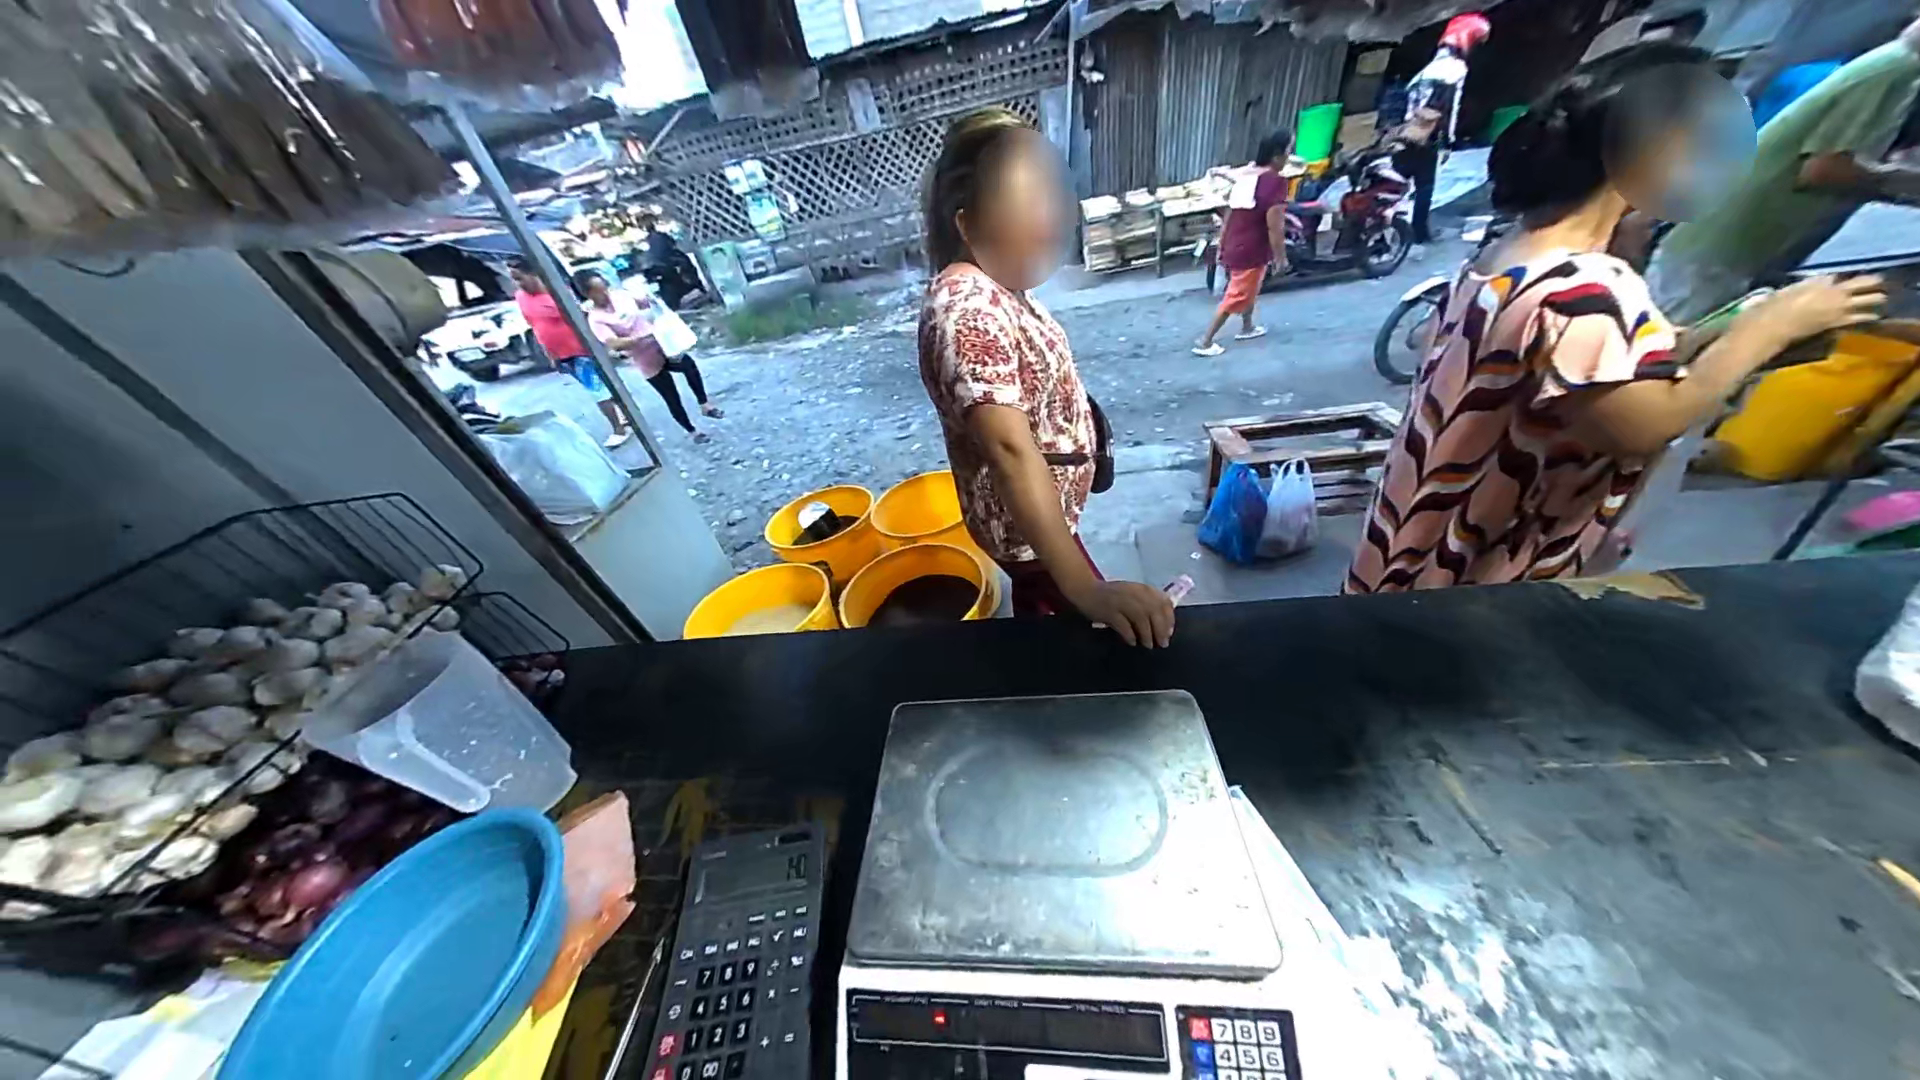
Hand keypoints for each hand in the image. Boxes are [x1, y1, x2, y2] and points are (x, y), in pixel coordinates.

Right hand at [1069, 581, 1174, 647]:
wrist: (1086, 590)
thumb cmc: (1112, 596)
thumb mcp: (1133, 595)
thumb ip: (1148, 605)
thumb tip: (1164, 627)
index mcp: (1142, 588)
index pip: (1163, 602)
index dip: (1169, 619)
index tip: (1170, 632)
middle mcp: (1133, 593)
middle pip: (1154, 611)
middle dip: (1160, 629)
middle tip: (1162, 643)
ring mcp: (1120, 601)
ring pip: (1140, 618)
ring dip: (1146, 634)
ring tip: (1147, 645)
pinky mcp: (1108, 610)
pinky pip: (1123, 625)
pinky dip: (1130, 634)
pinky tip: (1132, 642)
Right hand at [1745, 274, 1886, 343]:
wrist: (1759, 336)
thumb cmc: (1756, 316)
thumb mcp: (1768, 298)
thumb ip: (1788, 292)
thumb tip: (1794, 290)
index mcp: (1814, 282)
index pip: (1833, 275)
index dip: (1831, 279)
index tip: (1826, 283)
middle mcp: (1834, 291)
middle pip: (1867, 280)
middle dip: (1868, 282)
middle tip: (1862, 287)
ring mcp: (1840, 307)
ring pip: (1875, 297)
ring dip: (1873, 298)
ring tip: (1868, 302)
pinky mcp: (1840, 322)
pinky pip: (1863, 317)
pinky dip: (1865, 317)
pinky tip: (1863, 317)